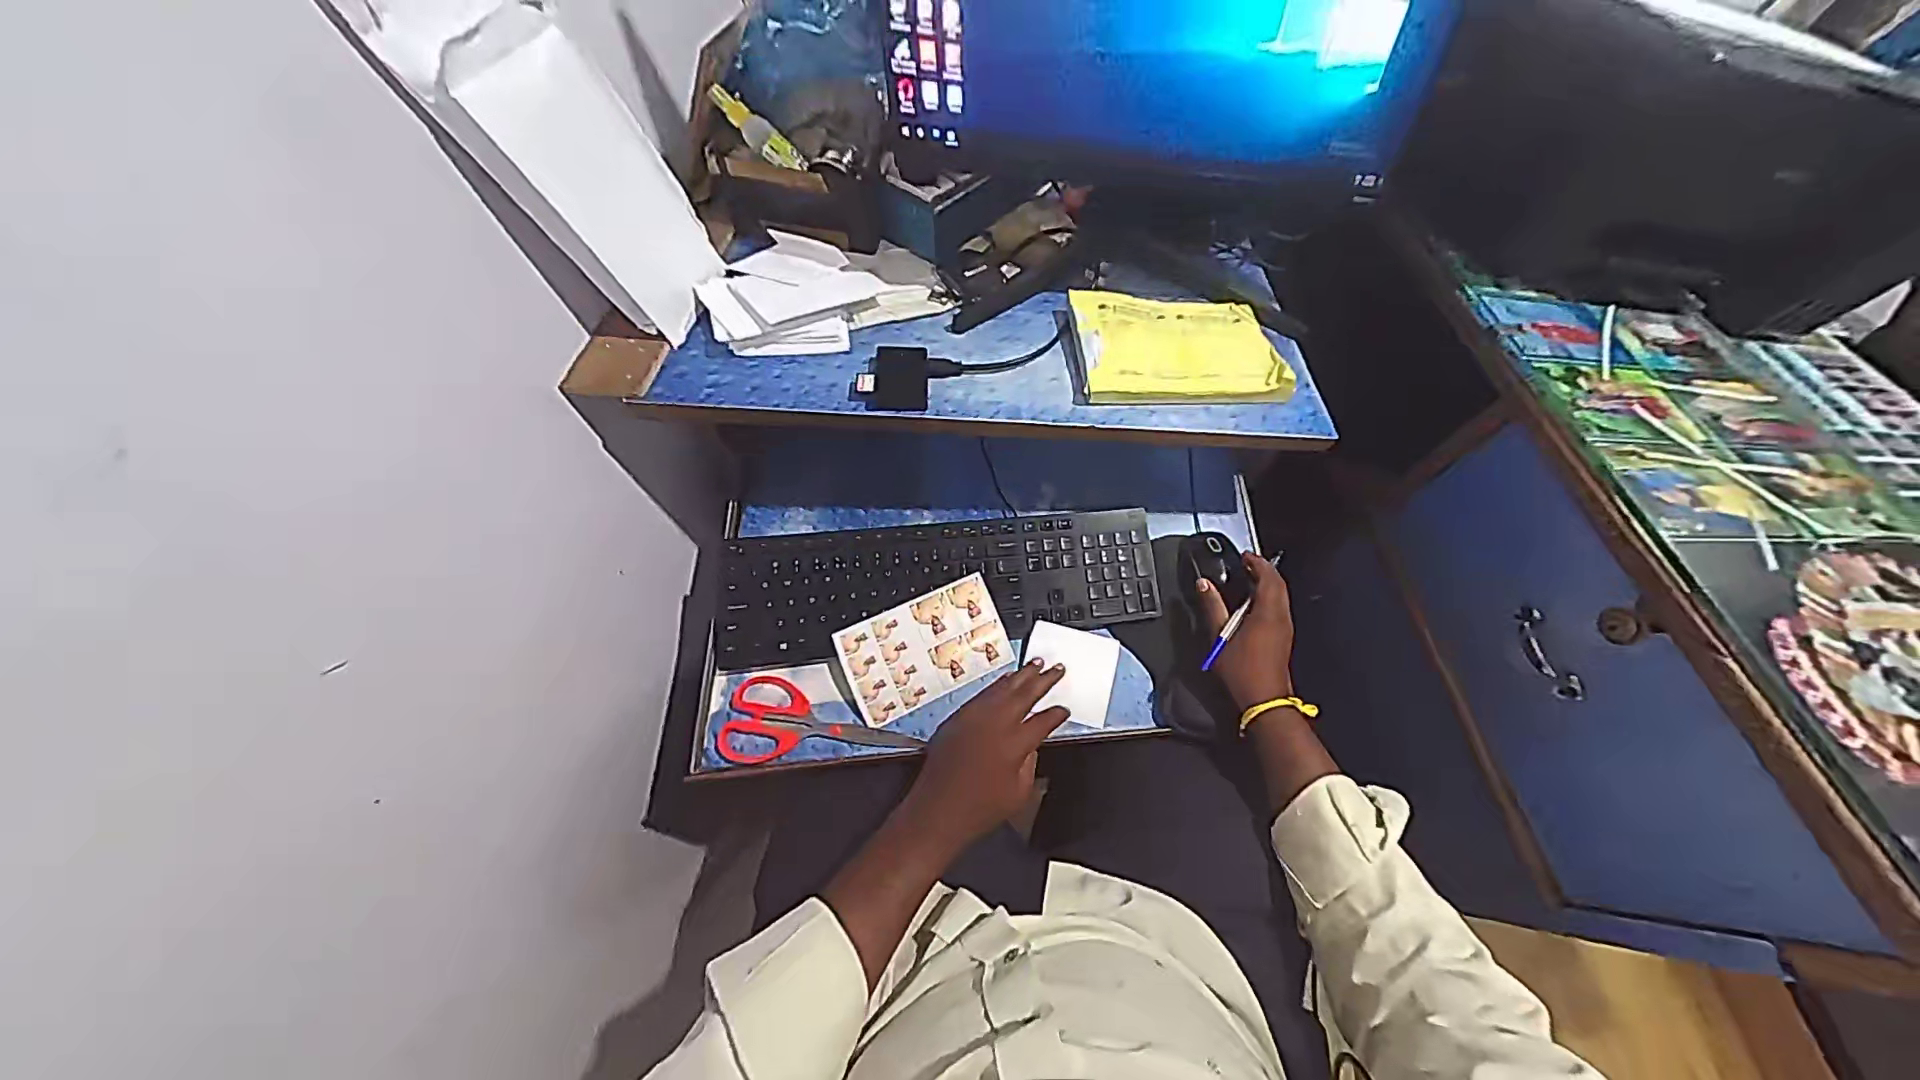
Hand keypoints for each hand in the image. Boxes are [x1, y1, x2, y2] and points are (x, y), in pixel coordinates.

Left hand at [896, 660, 1069, 854]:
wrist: (937, 811)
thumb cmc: (979, 810)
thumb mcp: (1018, 792)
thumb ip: (1030, 762)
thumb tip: (1032, 744)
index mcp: (1014, 744)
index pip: (1042, 722)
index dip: (1056, 714)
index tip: (1064, 709)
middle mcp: (994, 724)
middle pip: (1024, 694)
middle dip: (1043, 680)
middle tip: (1057, 668)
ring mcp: (973, 718)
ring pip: (1002, 689)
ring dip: (1021, 676)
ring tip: (1035, 665)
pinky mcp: (958, 718)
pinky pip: (982, 695)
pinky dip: (997, 685)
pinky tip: (1005, 680)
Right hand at [1195, 553, 1295, 709]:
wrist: (1264, 699)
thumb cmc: (1242, 671)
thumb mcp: (1219, 637)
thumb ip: (1212, 607)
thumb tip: (1204, 585)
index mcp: (1268, 613)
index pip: (1269, 578)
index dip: (1258, 563)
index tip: (1245, 556)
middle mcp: (1281, 618)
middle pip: (1279, 585)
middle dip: (1264, 570)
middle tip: (1247, 564)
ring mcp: (1285, 628)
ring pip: (1281, 596)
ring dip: (1267, 584)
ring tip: (1248, 579)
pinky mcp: (1283, 637)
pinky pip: (1279, 608)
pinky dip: (1268, 597)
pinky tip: (1252, 603)